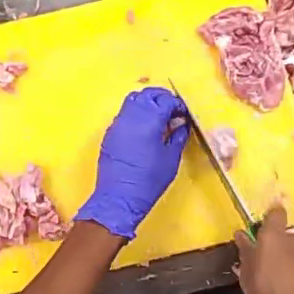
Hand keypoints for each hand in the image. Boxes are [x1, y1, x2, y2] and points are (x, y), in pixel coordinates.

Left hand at [75, 87, 189, 239]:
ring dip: (147, 104)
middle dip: (161, 98)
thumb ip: (177, 137)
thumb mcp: (170, 159)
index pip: (165, 100)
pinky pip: (124, 114)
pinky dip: (135, 114)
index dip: (177, 104)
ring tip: (158, 118)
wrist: (119, 198)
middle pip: (147, 95)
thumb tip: (181, 125)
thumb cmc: (149, 180)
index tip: (183, 114)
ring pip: (132, 101)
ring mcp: (117, 124)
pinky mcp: (109, 134)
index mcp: (149, 121)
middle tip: (172, 111)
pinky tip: (143, 129)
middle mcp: (131, 117)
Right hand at [233, 205, 293, 293]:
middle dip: (278, 248)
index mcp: (273, 239)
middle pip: (286, 236)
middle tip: (268, 269)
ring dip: (293, 261)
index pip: (274, 214)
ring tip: (286, 285)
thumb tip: (242, 238)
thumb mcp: (249, 284)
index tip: (263, 231)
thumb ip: (246, 257)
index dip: (270, 219)